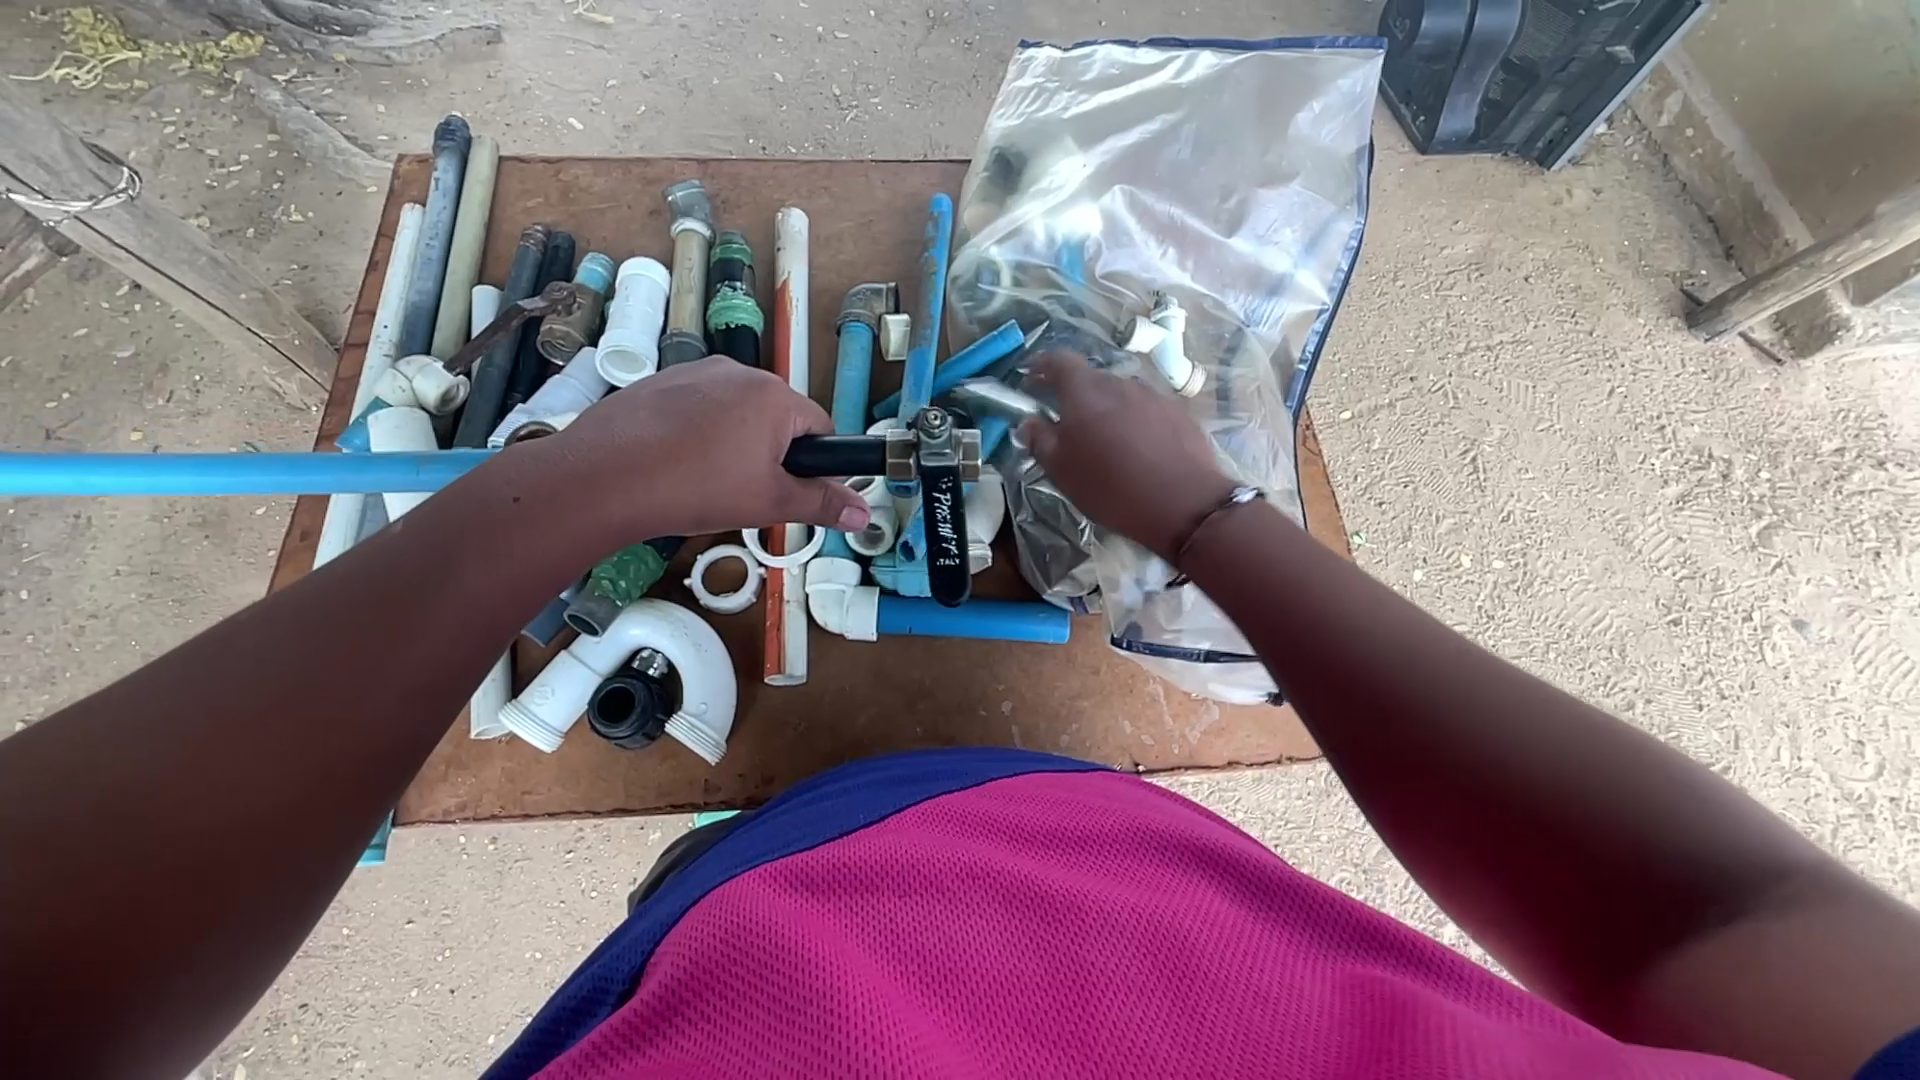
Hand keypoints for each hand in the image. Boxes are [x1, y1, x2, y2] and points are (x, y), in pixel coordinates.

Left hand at [545, 356, 868, 539]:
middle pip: (777, 417)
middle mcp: (739, 371)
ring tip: (707, 482)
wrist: (603, 478)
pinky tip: (676, 465)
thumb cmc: (698, 487)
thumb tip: (865, 514)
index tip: (794, 492)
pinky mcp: (658, 383)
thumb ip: (822, 503)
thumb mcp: (770, 502)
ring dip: (735, 443)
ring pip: (735, 413)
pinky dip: (698, 434)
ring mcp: (694, 372)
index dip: (815, 465)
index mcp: (775, 395)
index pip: (820, 427)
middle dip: (772, 453)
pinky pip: (697, 408)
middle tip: (749, 493)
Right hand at [1020, 353, 1236, 561]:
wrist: (1182, 503)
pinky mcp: (1180, 413)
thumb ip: (1040, 440)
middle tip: (1068, 425)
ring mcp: (1154, 395)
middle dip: (1077, 397)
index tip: (1030, 377)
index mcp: (1086, 391)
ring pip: (1121, 396)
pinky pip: (1147, 411)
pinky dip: (1136, 424)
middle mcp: (1121, 383)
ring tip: (1106, 443)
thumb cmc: (1110, 486)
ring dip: (1109, 412)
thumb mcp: (1061, 470)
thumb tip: (1029, 423)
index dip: (1041, 366)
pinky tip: (1138, 451)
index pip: (1058, 361)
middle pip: (1092, 380)